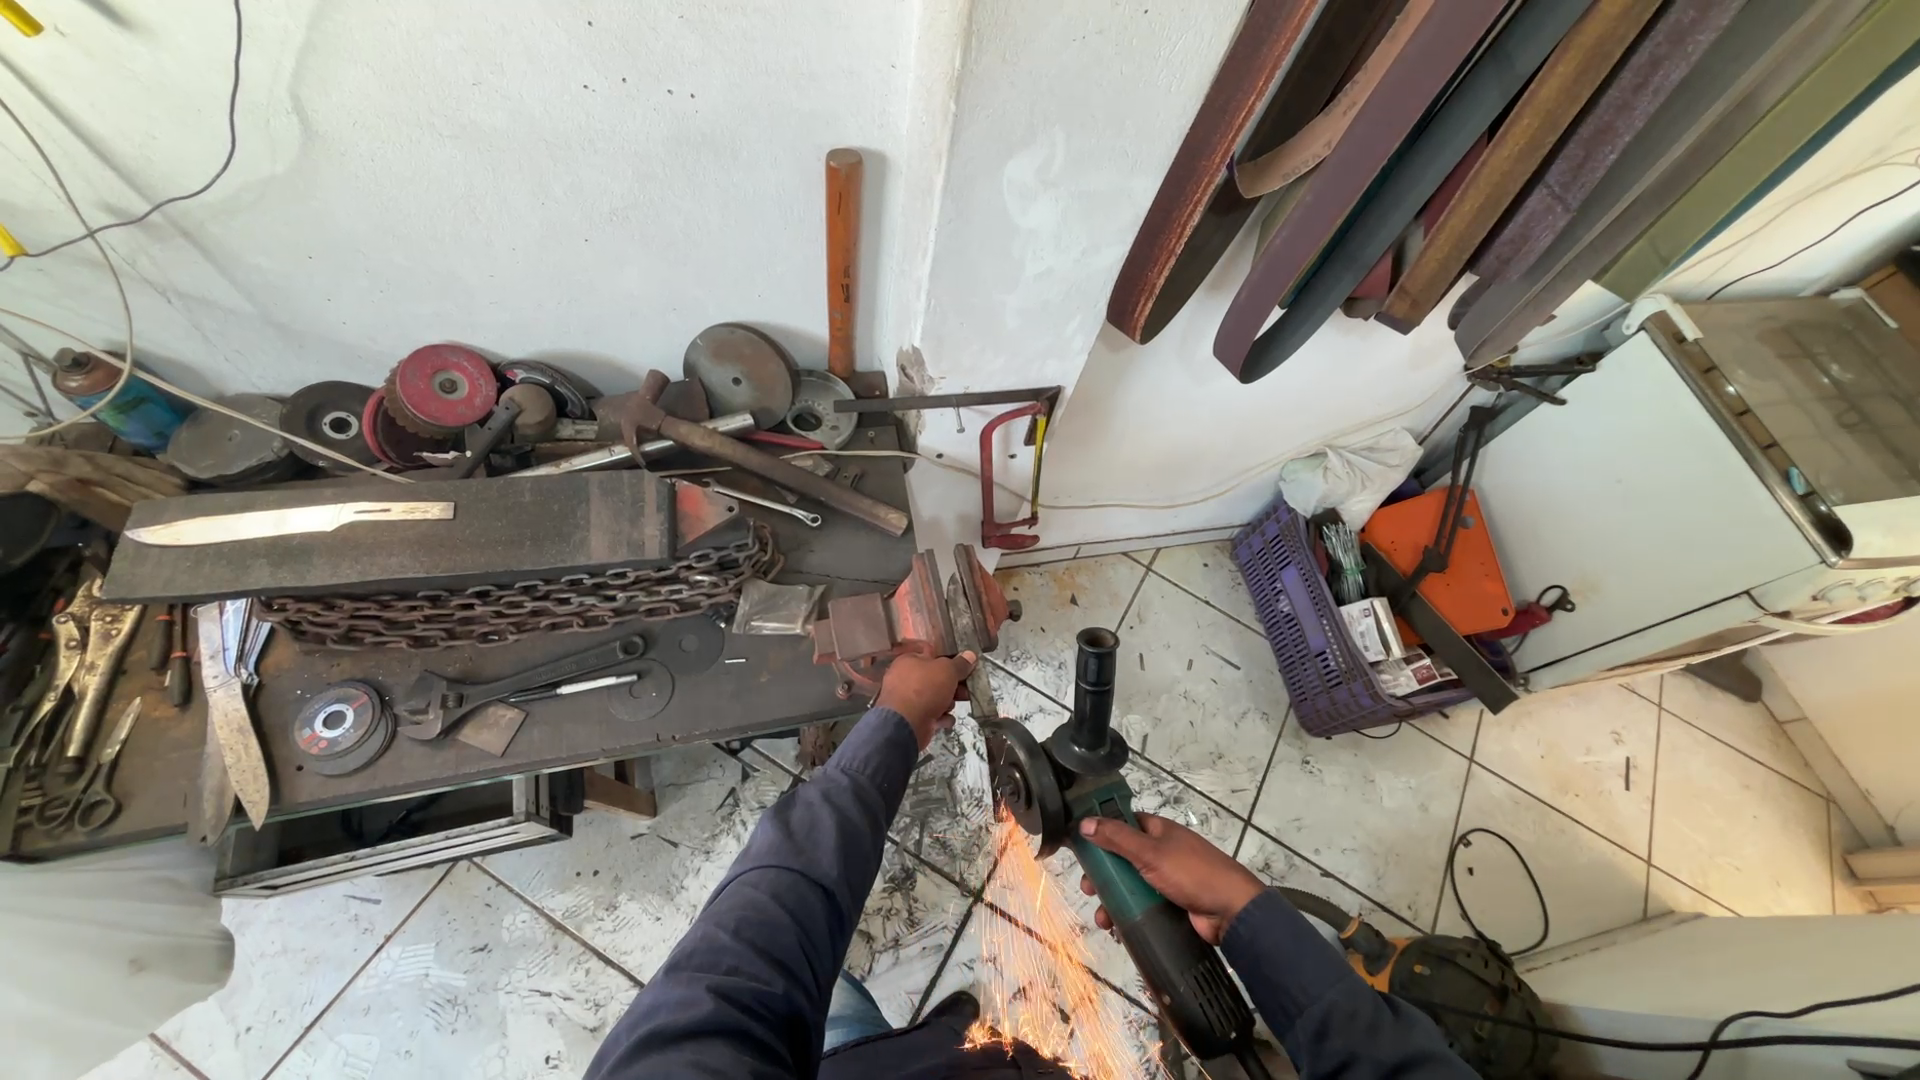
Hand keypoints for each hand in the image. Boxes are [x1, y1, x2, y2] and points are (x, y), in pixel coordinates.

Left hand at [875, 651, 976, 749]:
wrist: (906, 724)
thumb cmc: (925, 689)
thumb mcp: (947, 670)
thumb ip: (960, 663)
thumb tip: (970, 655)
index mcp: (909, 661)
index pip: (932, 656)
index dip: (950, 662)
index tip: (965, 669)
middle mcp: (905, 678)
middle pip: (935, 679)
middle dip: (952, 686)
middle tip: (965, 690)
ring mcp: (906, 699)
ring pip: (934, 697)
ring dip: (947, 703)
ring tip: (951, 706)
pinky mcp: (910, 718)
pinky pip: (930, 714)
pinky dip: (939, 717)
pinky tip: (946, 720)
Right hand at [1078, 812, 1265, 944]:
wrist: (1232, 912)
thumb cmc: (1191, 873)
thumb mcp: (1150, 852)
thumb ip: (1117, 838)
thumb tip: (1084, 823)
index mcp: (1157, 831)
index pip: (1122, 824)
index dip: (1101, 833)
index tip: (1081, 849)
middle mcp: (1161, 851)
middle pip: (1122, 859)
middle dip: (1103, 876)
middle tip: (1088, 890)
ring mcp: (1166, 879)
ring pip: (1130, 886)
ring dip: (1113, 901)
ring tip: (1103, 919)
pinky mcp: (1170, 904)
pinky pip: (1142, 906)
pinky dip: (1128, 916)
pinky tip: (1118, 929)